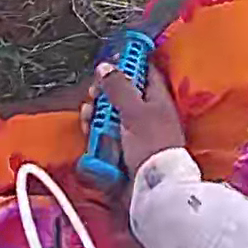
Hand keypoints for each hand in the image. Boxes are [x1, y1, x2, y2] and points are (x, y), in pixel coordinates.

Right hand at [86, 60, 185, 177]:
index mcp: (157, 99)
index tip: (112, 57)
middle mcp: (147, 113)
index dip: (130, 61)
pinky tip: (89, 129)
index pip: (146, 70)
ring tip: (89, 115)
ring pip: (111, 112)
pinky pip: (106, 132)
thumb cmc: (151, 145)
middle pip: (123, 92)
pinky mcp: (123, 148)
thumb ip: (119, 88)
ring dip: (97, 111)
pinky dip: (96, 129)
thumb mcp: (135, 112)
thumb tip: (105, 66)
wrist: (154, 189)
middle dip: (105, 90)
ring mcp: (135, 131)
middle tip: (95, 92)